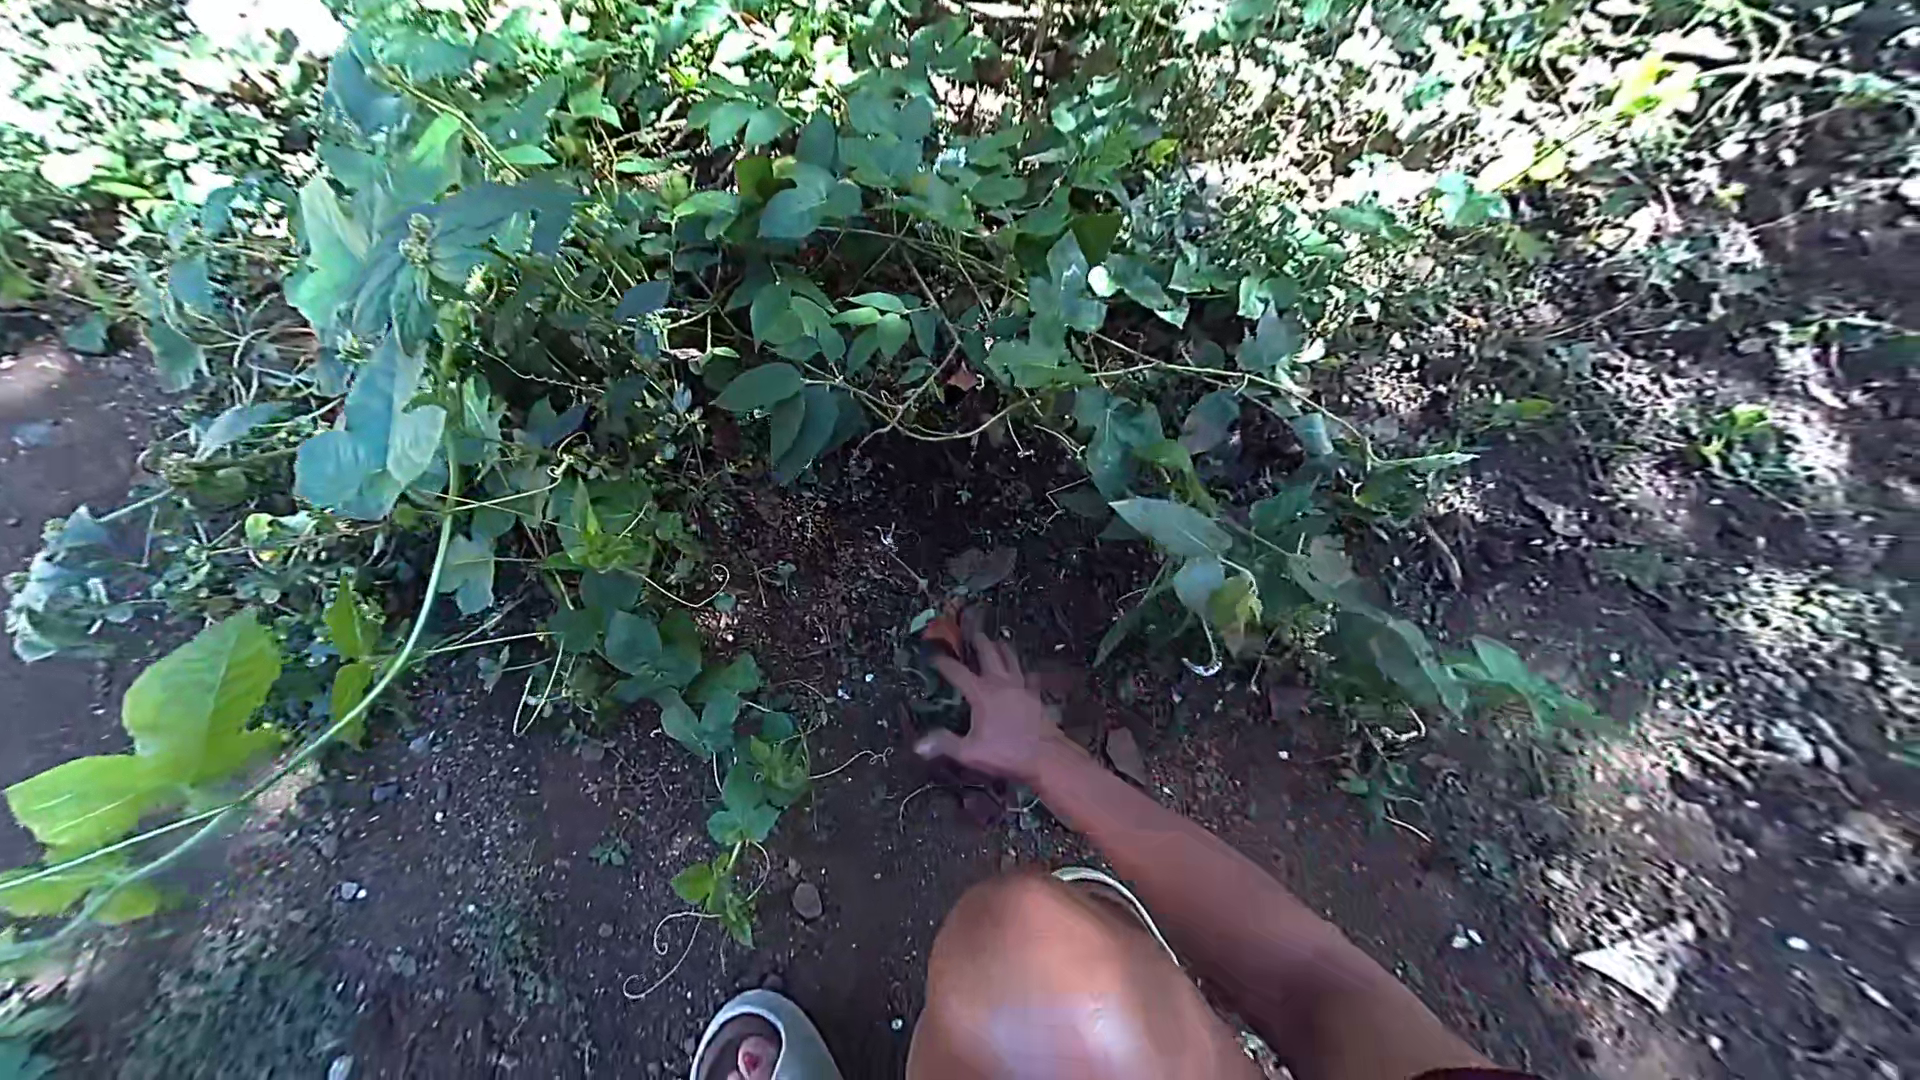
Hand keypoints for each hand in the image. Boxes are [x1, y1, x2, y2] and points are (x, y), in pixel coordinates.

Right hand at [918, 631, 1082, 785]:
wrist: (1046, 756)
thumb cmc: (1007, 753)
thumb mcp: (970, 752)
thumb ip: (944, 744)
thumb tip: (919, 746)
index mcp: (982, 694)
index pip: (958, 673)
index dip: (945, 663)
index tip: (936, 657)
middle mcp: (1001, 684)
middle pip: (989, 655)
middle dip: (981, 643)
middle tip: (976, 634)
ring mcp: (1021, 687)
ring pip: (1011, 660)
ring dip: (1004, 650)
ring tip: (1000, 642)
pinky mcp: (1035, 696)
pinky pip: (1030, 677)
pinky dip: (1025, 672)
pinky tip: (1027, 673)